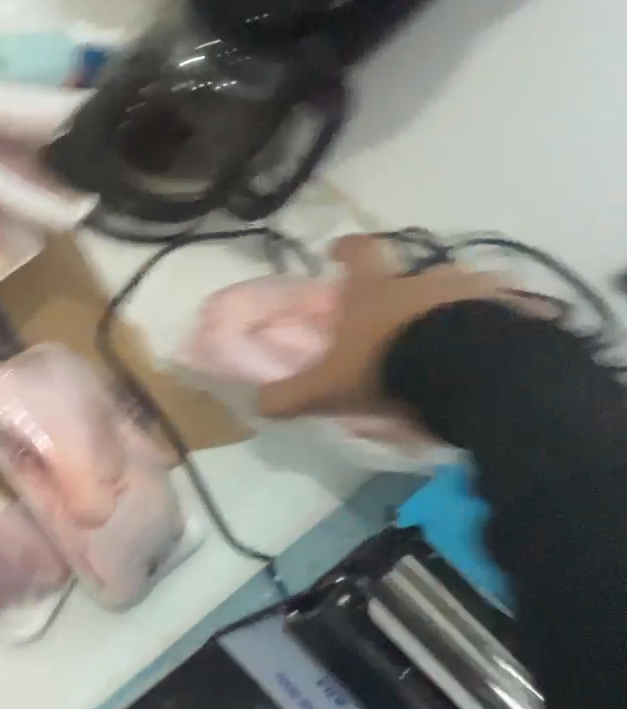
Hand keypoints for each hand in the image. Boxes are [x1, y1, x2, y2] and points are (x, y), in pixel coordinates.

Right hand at [258, 235, 503, 419]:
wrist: (467, 370)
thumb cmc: (382, 366)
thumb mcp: (322, 389)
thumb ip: (286, 395)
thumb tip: (256, 401)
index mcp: (372, 290)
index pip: (357, 254)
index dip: (345, 249)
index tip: (336, 249)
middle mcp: (421, 278)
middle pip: (410, 273)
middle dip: (401, 289)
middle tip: (392, 314)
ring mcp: (470, 290)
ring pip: (454, 290)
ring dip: (445, 305)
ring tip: (440, 333)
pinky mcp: (510, 309)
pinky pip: (494, 312)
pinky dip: (483, 323)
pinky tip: (477, 346)